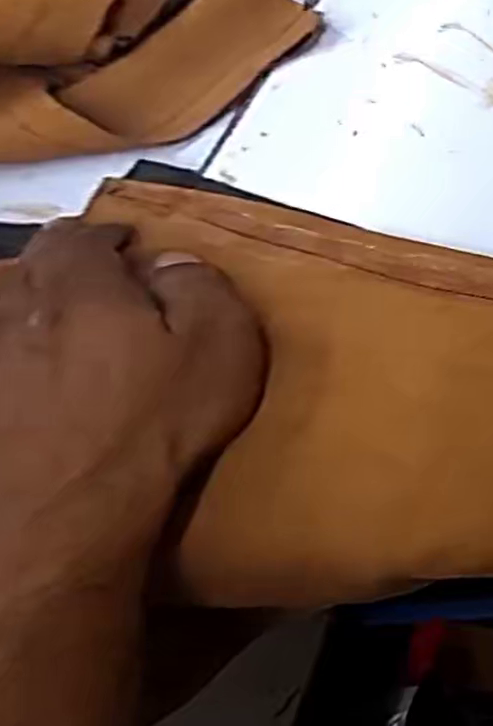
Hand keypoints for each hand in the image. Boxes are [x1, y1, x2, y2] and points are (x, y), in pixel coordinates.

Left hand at [0, 222, 264, 589]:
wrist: (63, 507)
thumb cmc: (163, 416)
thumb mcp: (223, 344)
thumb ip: (203, 290)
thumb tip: (173, 261)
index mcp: (85, 297)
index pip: (80, 242)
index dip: (102, 234)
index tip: (123, 236)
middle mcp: (12, 318)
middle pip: (17, 271)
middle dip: (48, 266)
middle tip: (81, 274)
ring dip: (14, 303)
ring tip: (41, 313)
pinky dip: (5, 343)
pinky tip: (22, 358)